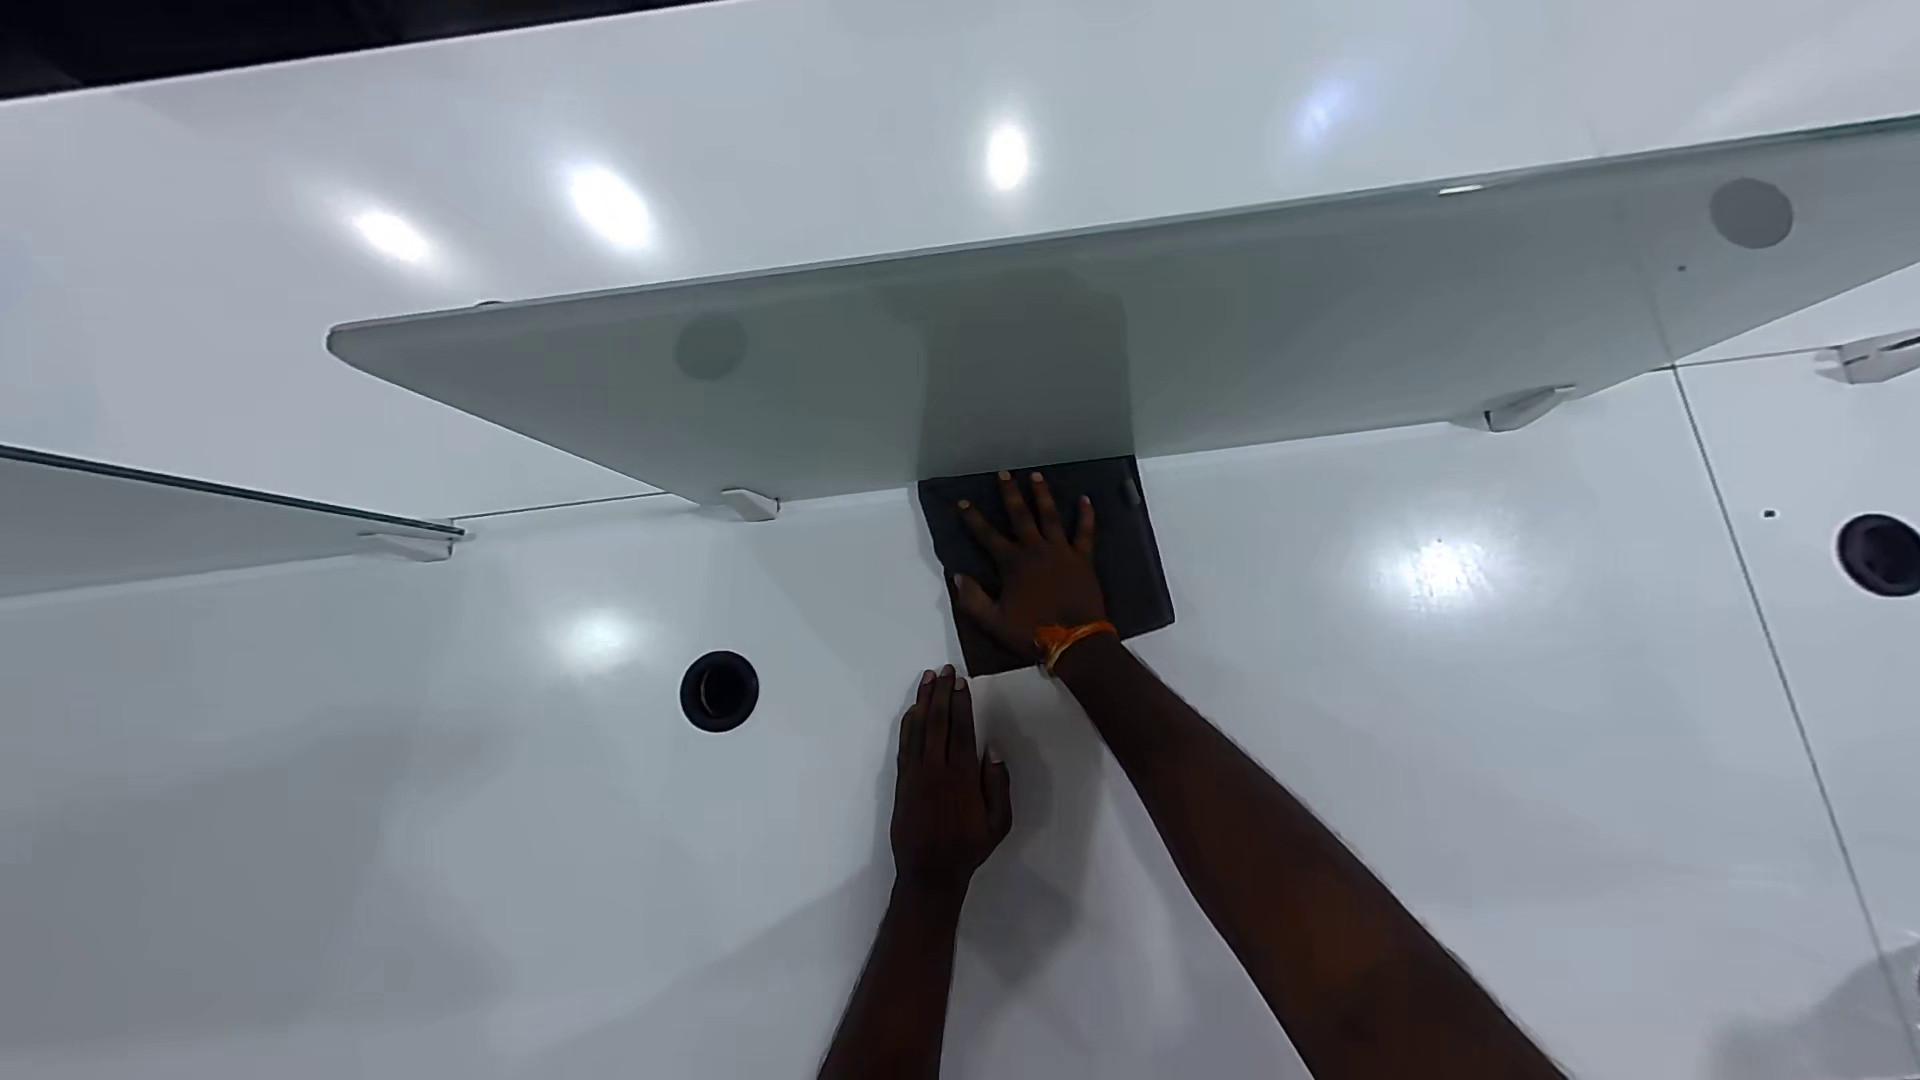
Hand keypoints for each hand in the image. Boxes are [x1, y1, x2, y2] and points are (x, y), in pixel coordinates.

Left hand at [891, 667, 1011, 895]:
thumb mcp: (998, 824)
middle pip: (938, 721)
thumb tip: (992, 750)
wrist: (929, 873)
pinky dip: (908, 724)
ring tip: (928, 679)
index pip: (961, 729)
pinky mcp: (902, 780)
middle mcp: (936, 768)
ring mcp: (916, 773)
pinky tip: (912, 710)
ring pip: (919, 728)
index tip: (961, 682)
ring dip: (923, 701)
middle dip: (942, 692)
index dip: (961, 703)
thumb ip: (998, 786)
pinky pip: (905, 744)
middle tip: (945, 670)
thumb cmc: (968, 847)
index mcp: (961, 776)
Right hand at [953, 470, 1105, 660]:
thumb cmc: (1031, 631)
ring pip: (1050, 516)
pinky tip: (1085, 499)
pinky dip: (1086, 515)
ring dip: (1042, 495)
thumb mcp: (993, 621)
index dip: (973, 518)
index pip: (987, 535)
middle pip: (1020, 515)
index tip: (963, 501)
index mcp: (1012, 563)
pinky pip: (1085, 532)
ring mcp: (1061, 551)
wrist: (1074, 641)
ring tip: (1036, 475)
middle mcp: (1035, 550)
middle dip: (1010, 494)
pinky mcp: (1082, 559)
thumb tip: (957, 576)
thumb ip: (973, 598)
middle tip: (1003, 474)